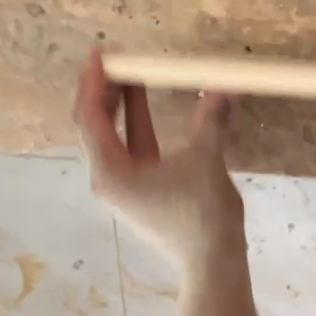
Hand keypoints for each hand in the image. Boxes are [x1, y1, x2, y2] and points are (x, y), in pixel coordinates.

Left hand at [74, 48, 243, 274]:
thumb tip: (225, 87)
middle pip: (96, 125)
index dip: (95, 81)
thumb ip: (211, 122)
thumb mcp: (208, 163)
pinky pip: (130, 150)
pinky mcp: (140, 194)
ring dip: (123, 107)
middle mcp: (107, 179)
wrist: (212, 263)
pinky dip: (137, 127)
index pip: (90, 116)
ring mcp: (122, 188)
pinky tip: (150, 113)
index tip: (103, 53)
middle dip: (107, 91)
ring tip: (134, 78)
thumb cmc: (202, 216)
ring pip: (114, 138)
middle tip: (119, 60)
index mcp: (110, 171)